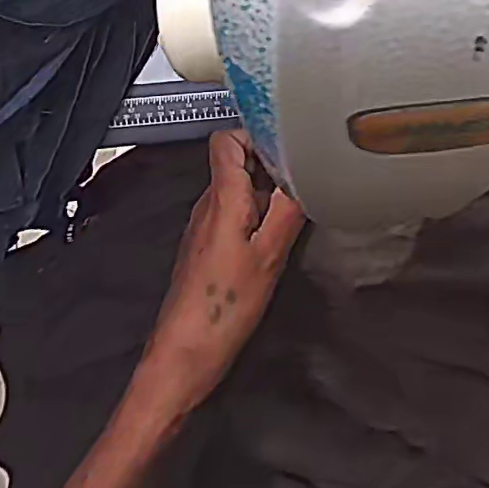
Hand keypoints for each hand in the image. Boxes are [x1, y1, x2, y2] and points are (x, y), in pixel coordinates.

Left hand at [130, 131, 306, 419]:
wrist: (183, 353)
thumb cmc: (221, 310)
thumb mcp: (269, 255)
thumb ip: (288, 208)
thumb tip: (305, 174)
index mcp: (221, 199)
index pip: (227, 139)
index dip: (257, 134)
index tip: (288, 147)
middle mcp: (207, 206)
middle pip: (237, 162)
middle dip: (271, 167)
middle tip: (300, 184)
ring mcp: (205, 226)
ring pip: (238, 189)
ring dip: (266, 194)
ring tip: (292, 213)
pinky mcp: (207, 246)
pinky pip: (233, 214)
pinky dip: (256, 217)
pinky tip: (273, 241)